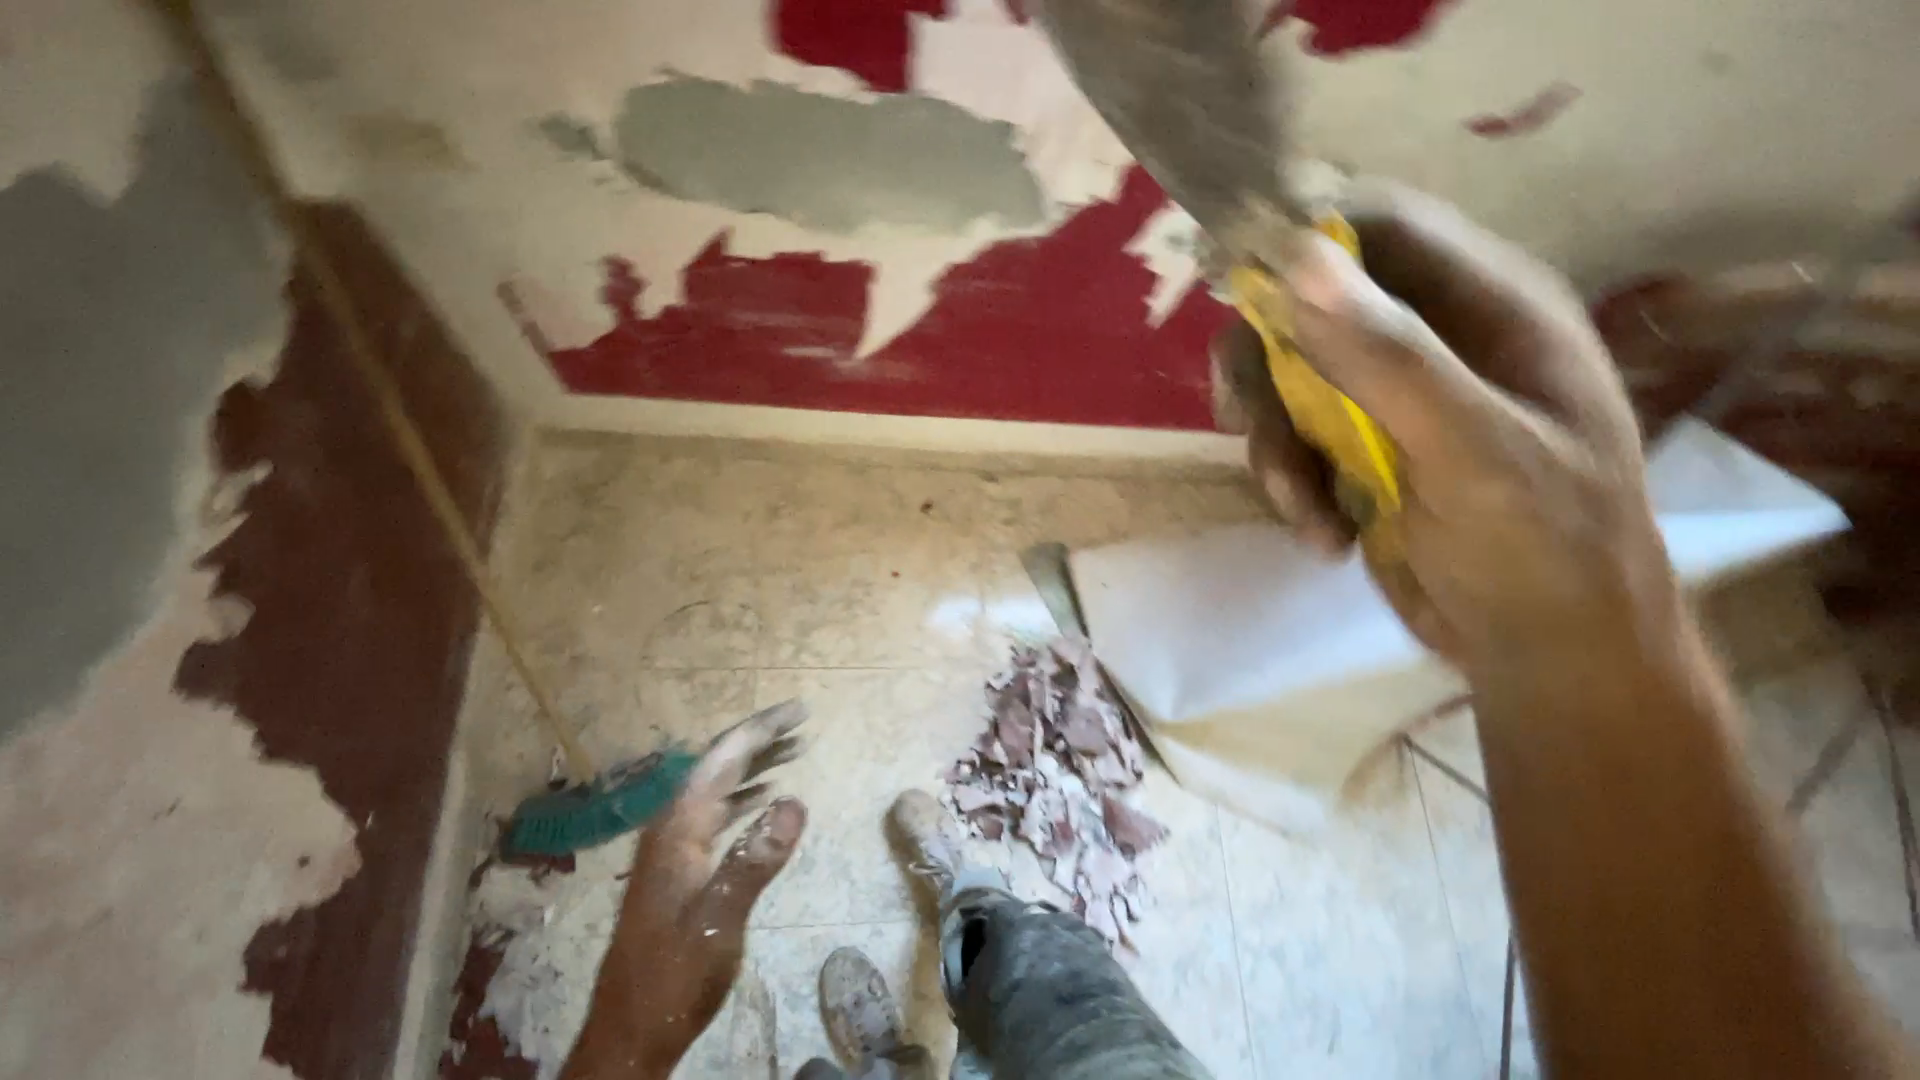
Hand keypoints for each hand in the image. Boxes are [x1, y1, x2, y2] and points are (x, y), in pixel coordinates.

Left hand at [561, 700, 808, 1078]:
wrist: (628, 1034)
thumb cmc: (673, 977)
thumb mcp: (719, 921)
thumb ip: (755, 861)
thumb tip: (794, 801)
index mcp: (677, 829)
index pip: (721, 760)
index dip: (759, 730)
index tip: (798, 711)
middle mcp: (671, 829)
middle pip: (718, 767)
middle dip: (759, 740)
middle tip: (802, 723)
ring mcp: (672, 850)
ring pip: (717, 790)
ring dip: (754, 767)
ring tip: (793, 751)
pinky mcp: (678, 872)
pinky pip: (716, 816)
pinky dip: (744, 800)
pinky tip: (764, 802)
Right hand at [1214, 182, 1676, 673]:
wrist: (1545, 653)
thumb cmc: (1541, 548)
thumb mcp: (1469, 450)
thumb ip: (1387, 354)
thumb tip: (1295, 254)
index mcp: (1487, 306)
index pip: (1378, 226)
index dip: (1301, 238)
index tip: (1233, 283)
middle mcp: (1433, 336)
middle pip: (1308, 303)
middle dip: (1268, 368)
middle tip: (1251, 426)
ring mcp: (1391, 396)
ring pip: (1285, 376)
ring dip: (1272, 440)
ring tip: (1301, 506)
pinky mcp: (1359, 449)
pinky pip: (1289, 436)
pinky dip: (1288, 481)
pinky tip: (1322, 533)